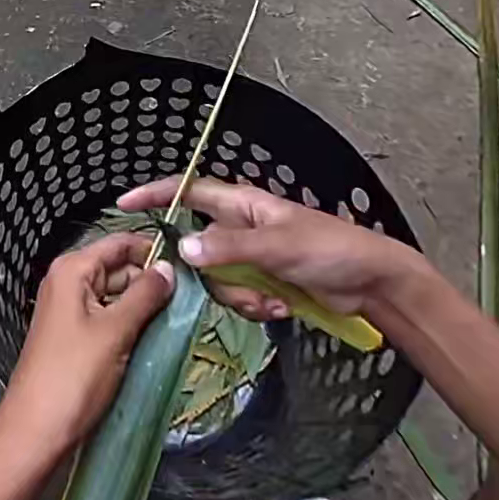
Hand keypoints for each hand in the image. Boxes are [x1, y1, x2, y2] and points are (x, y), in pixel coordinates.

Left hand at [0, 234, 172, 460]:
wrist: (35, 431)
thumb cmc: (73, 376)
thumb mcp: (115, 331)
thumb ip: (145, 295)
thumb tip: (169, 267)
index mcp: (72, 269)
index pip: (120, 243)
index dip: (153, 250)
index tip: (189, 266)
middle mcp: (68, 281)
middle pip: (119, 267)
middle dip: (151, 281)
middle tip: (191, 299)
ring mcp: (71, 309)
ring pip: (117, 294)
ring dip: (144, 306)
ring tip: (179, 319)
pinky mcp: (76, 335)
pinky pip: (109, 317)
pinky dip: (131, 324)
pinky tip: (155, 337)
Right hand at [117, 178, 435, 321]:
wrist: (374, 283)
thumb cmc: (330, 248)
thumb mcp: (278, 245)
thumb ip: (229, 248)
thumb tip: (182, 248)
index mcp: (241, 205)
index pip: (188, 191)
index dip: (155, 194)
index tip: (124, 204)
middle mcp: (238, 228)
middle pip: (196, 247)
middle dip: (208, 274)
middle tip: (230, 287)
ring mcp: (248, 257)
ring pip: (214, 278)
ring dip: (237, 297)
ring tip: (270, 302)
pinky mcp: (260, 282)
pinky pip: (236, 296)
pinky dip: (253, 307)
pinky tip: (280, 308)